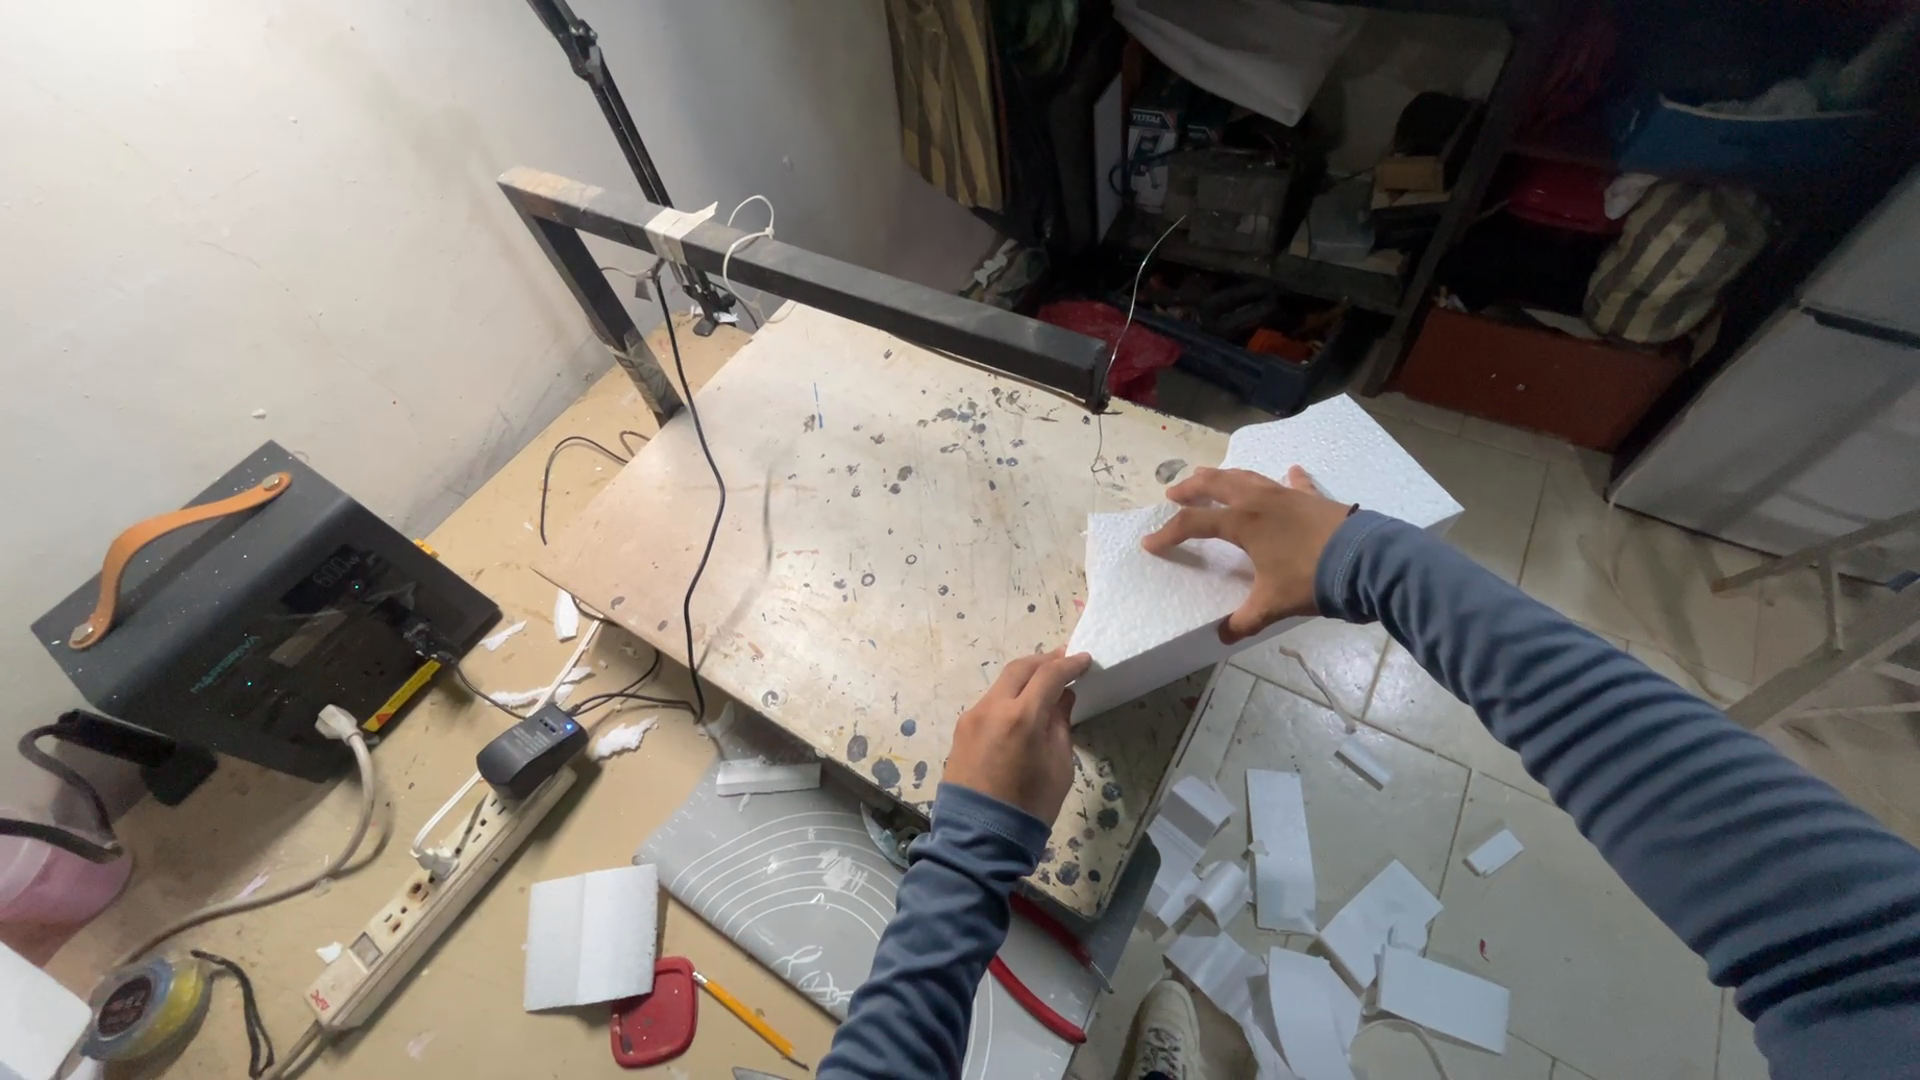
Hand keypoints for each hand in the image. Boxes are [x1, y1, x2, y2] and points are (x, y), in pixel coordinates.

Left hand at [944, 647, 1092, 822]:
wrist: (980, 836)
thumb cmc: (1030, 805)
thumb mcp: (1059, 766)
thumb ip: (1060, 724)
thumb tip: (1062, 697)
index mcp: (1022, 717)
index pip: (1049, 675)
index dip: (1069, 664)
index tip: (1084, 660)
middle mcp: (992, 708)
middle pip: (1020, 668)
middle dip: (1044, 661)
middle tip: (1064, 661)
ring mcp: (972, 717)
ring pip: (1001, 683)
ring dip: (1024, 677)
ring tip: (1044, 682)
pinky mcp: (961, 729)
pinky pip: (990, 702)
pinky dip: (1009, 696)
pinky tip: (1021, 705)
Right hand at [1141, 465, 1351, 643]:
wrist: (1368, 561)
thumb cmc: (1311, 579)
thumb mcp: (1273, 604)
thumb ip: (1245, 619)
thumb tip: (1224, 636)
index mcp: (1242, 523)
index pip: (1194, 523)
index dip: (1168, 533)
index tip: (1150, 542)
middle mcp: (1259, 501)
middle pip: (1215, 484)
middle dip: (1191, 487)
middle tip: (1174, 492)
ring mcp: (1287, 495)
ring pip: (1248, 476)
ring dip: (1225, 476)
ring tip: (1212, 477)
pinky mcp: (1313, 498)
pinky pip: (1295, 483)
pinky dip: (1288, 478)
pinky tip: (1290, 471)